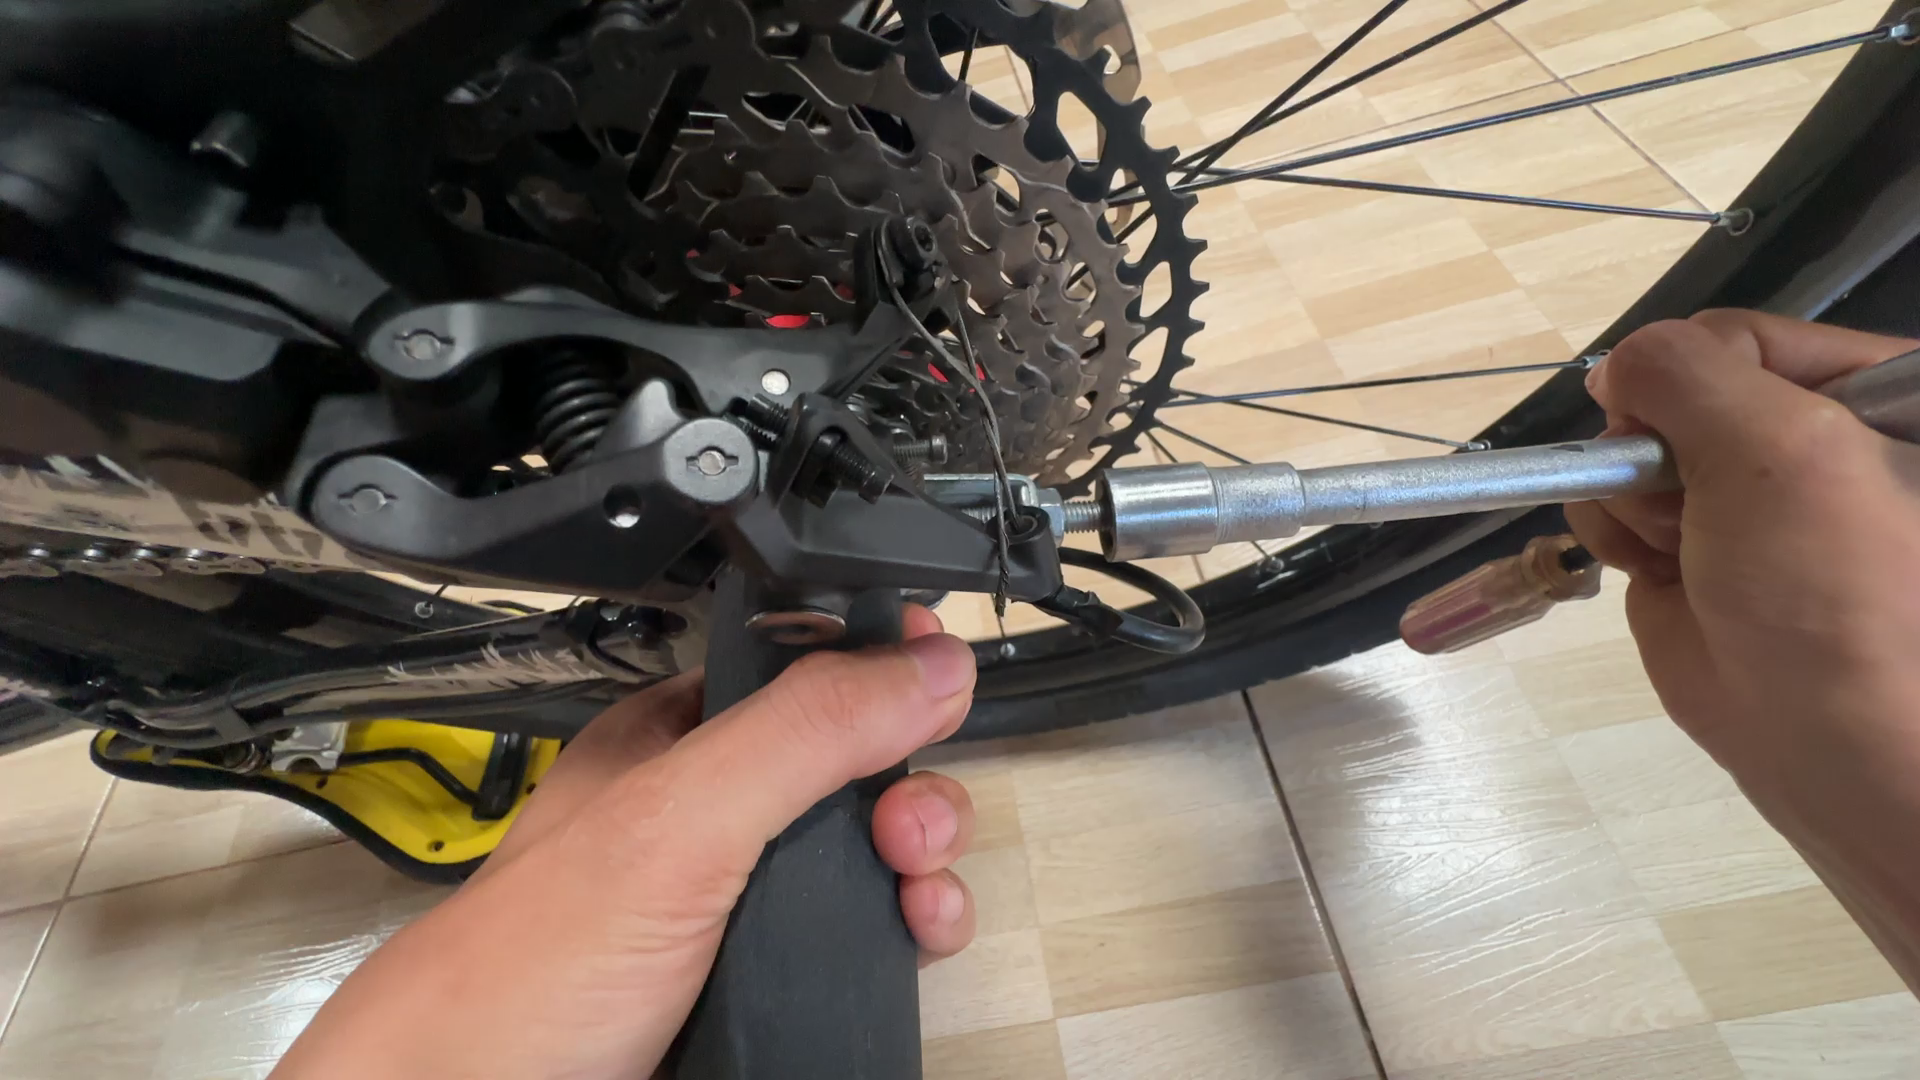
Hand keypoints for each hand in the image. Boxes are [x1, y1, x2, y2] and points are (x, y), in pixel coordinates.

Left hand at [272, 605, 978, 1079]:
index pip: (802, 667)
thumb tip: (941, 662)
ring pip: (881, 838)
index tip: (938, 664)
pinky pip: (884, 917)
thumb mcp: (680, 820)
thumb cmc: (545, 967)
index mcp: (686, 738)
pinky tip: (926, 929)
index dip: (874, 660)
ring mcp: (760, 890)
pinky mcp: (788, 967)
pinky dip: (923, 914)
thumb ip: (810, 731)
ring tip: (922, 883)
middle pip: (859, 756)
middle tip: (913, 821)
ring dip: (928, 847)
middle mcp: (730, 806)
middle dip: (909, 776)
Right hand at [1567, 309, 1919, 987]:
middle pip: (1668, 400)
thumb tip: (1611, 366)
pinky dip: (1618, 535)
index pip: (1735, 340)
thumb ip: (1689, 376)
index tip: (1672, 437)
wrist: (1831, 736)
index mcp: (1875, 396)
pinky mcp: (1689, 544)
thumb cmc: (1842, 590)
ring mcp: (1742, 496)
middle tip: (1689, 508)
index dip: (1684, 383)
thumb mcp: (1781, 452)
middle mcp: (1809, 439)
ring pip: (1627, 456)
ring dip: (1631, 502)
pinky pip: (1613, 507)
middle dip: (1652, 454)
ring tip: (1681, 550)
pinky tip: (1659, 569)